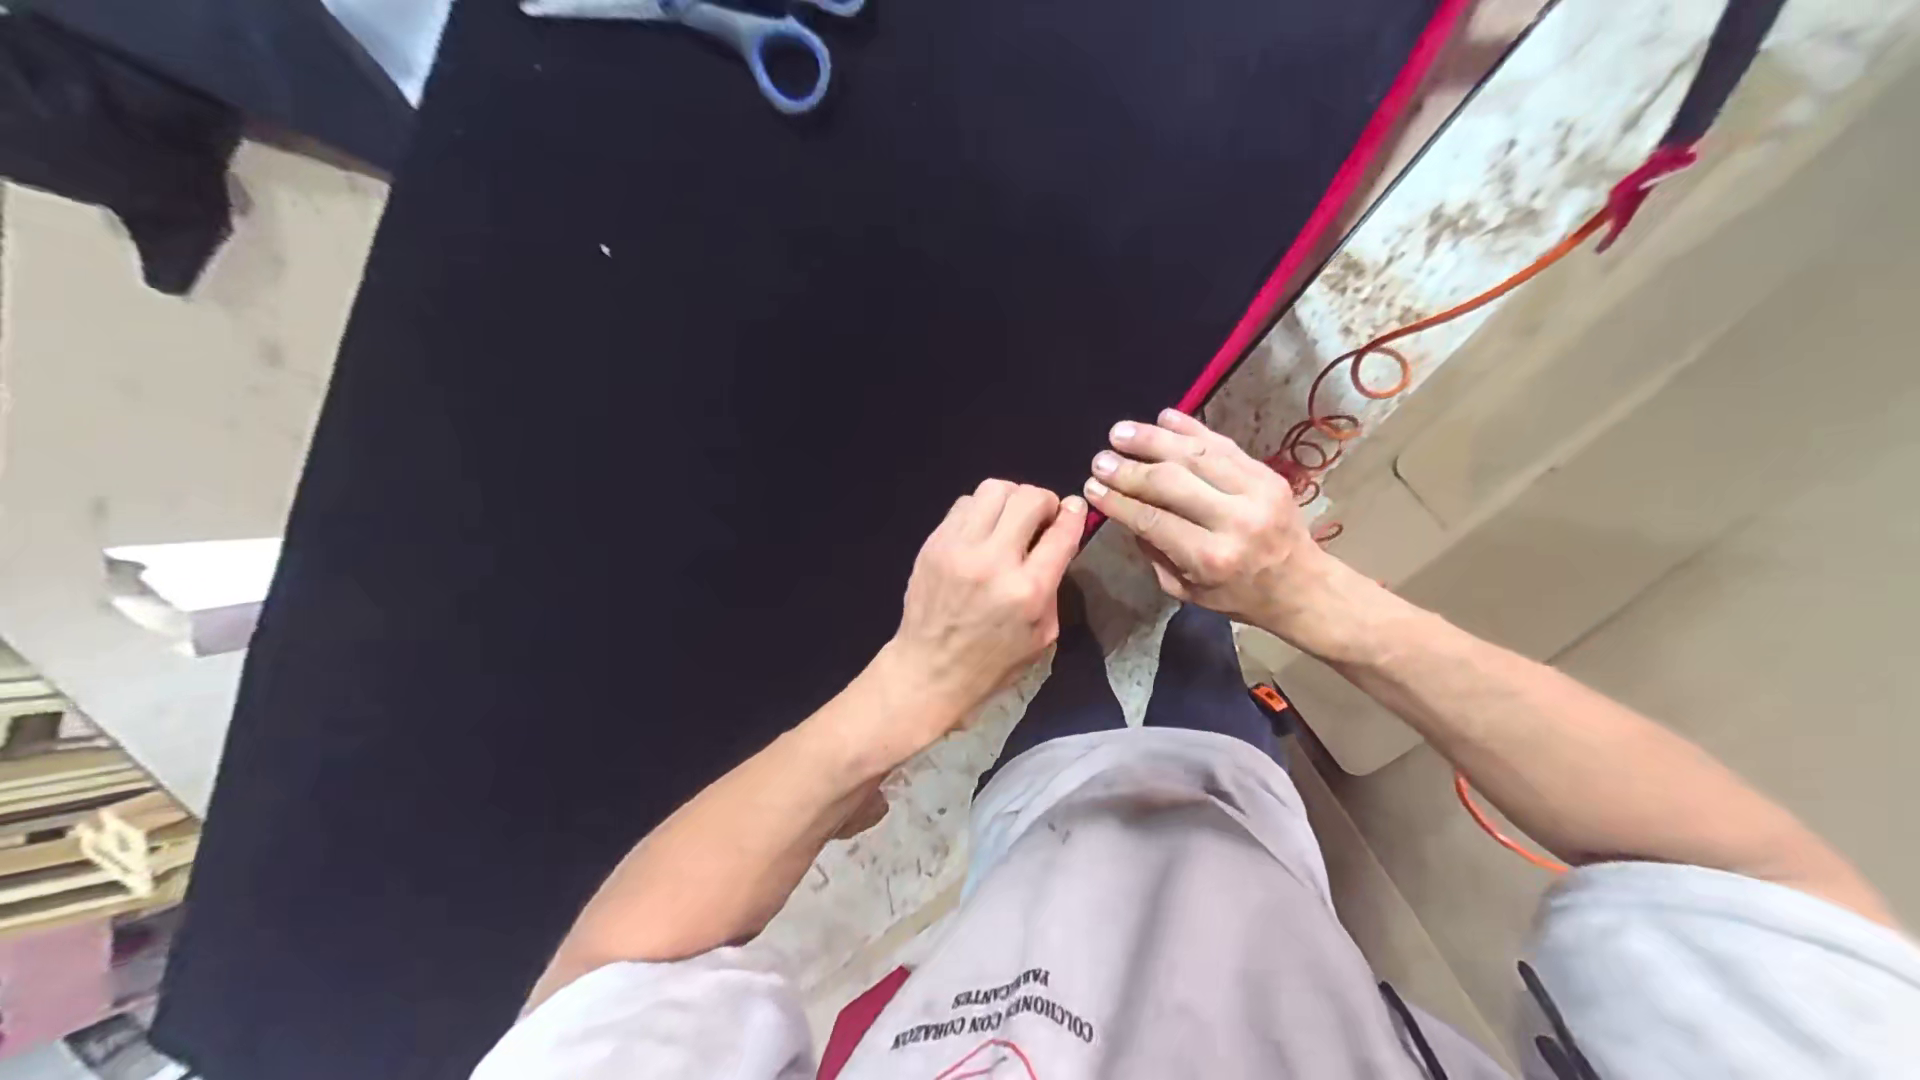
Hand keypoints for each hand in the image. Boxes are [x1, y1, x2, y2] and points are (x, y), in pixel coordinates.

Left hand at [880, 480, 1085, 732]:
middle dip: (1044, 500)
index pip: (1061, 532)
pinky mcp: (934, 543)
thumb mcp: (1042, 635)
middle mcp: (994, 562)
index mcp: (1028, 591)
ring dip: (1011, 498)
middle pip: (1028, 498)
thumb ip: (1053, 585)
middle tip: (1042, 517)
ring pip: (994, 489)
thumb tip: (1057, 542)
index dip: (1075, 513)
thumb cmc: (993, 662)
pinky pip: (964, 503)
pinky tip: (981, 530)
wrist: (930, 669)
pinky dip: (980, 510)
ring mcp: (959, 548)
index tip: (1075, 509)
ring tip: (1010, 518)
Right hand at [1080, 409, 1338, 644]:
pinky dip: (1191, 427)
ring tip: (1120, 432)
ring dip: (1152, 440)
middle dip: (1128, 469)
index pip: (1152, 519)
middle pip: (1170, 482)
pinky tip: (1163, 418)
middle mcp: (1234, 520)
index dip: (1117, 500)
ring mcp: (1256, 491)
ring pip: (1196, 454)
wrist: (1302, 585)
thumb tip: (1125, 510)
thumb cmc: (1236, 594)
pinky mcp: (1268, 473)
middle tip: (1099, 460)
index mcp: (1210, 557)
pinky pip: (1224, 443)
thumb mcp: (1185, 590)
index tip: (1091, 487)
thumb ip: (1153, 551)